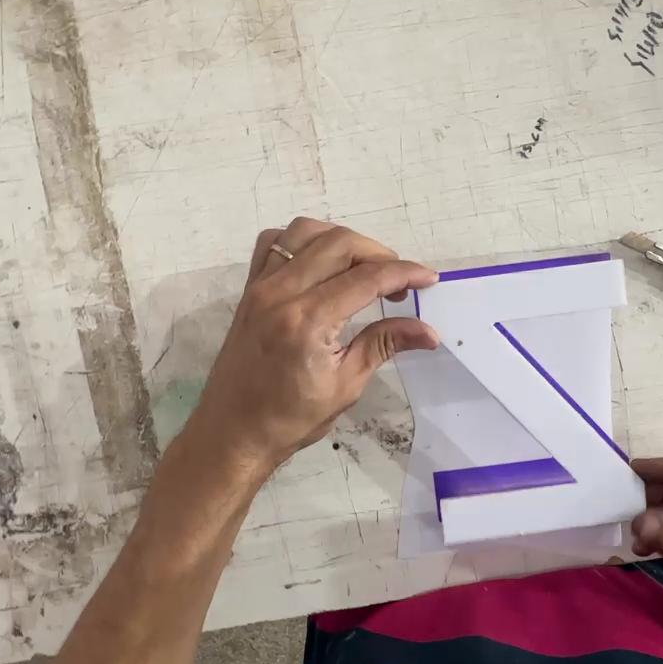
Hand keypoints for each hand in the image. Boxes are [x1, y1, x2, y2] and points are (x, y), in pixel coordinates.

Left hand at [185, 218, 439, 471]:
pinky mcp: (250, 289)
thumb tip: (428, 331)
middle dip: (379, 254)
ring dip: (343, 241)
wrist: (233, 431)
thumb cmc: (290, 419)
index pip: (366, 278)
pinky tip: (322, 263)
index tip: (428, 279)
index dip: (404, 273)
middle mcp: (281, 293)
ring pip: (306, 232)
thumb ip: (384, 345)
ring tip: (364, 268)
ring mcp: (261, 287)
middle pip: (339, 244)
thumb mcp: (346, 385)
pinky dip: (304, 241)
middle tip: (399, 283)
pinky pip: (275, 243)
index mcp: (308, 321)